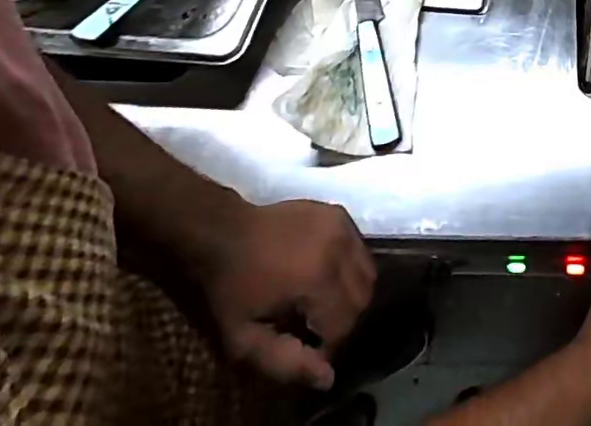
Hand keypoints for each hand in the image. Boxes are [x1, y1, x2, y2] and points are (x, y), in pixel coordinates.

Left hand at [196, 199, 374, 389]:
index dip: (327, 345)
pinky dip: (350, 266)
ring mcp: (339, 225)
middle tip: (315, 323)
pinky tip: (326, 273)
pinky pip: (359, 248)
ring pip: (367, 271)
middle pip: (361, 298)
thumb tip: (327, 378)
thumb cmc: (232, 285)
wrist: (223, 231)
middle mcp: (337, 247)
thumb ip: (286, 363)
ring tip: (323, 300)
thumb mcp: (245, 337)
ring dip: (350, 293)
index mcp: (316, 277)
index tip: (308, 346)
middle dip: (342, 319)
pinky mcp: (336, 212)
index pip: (343, 325)